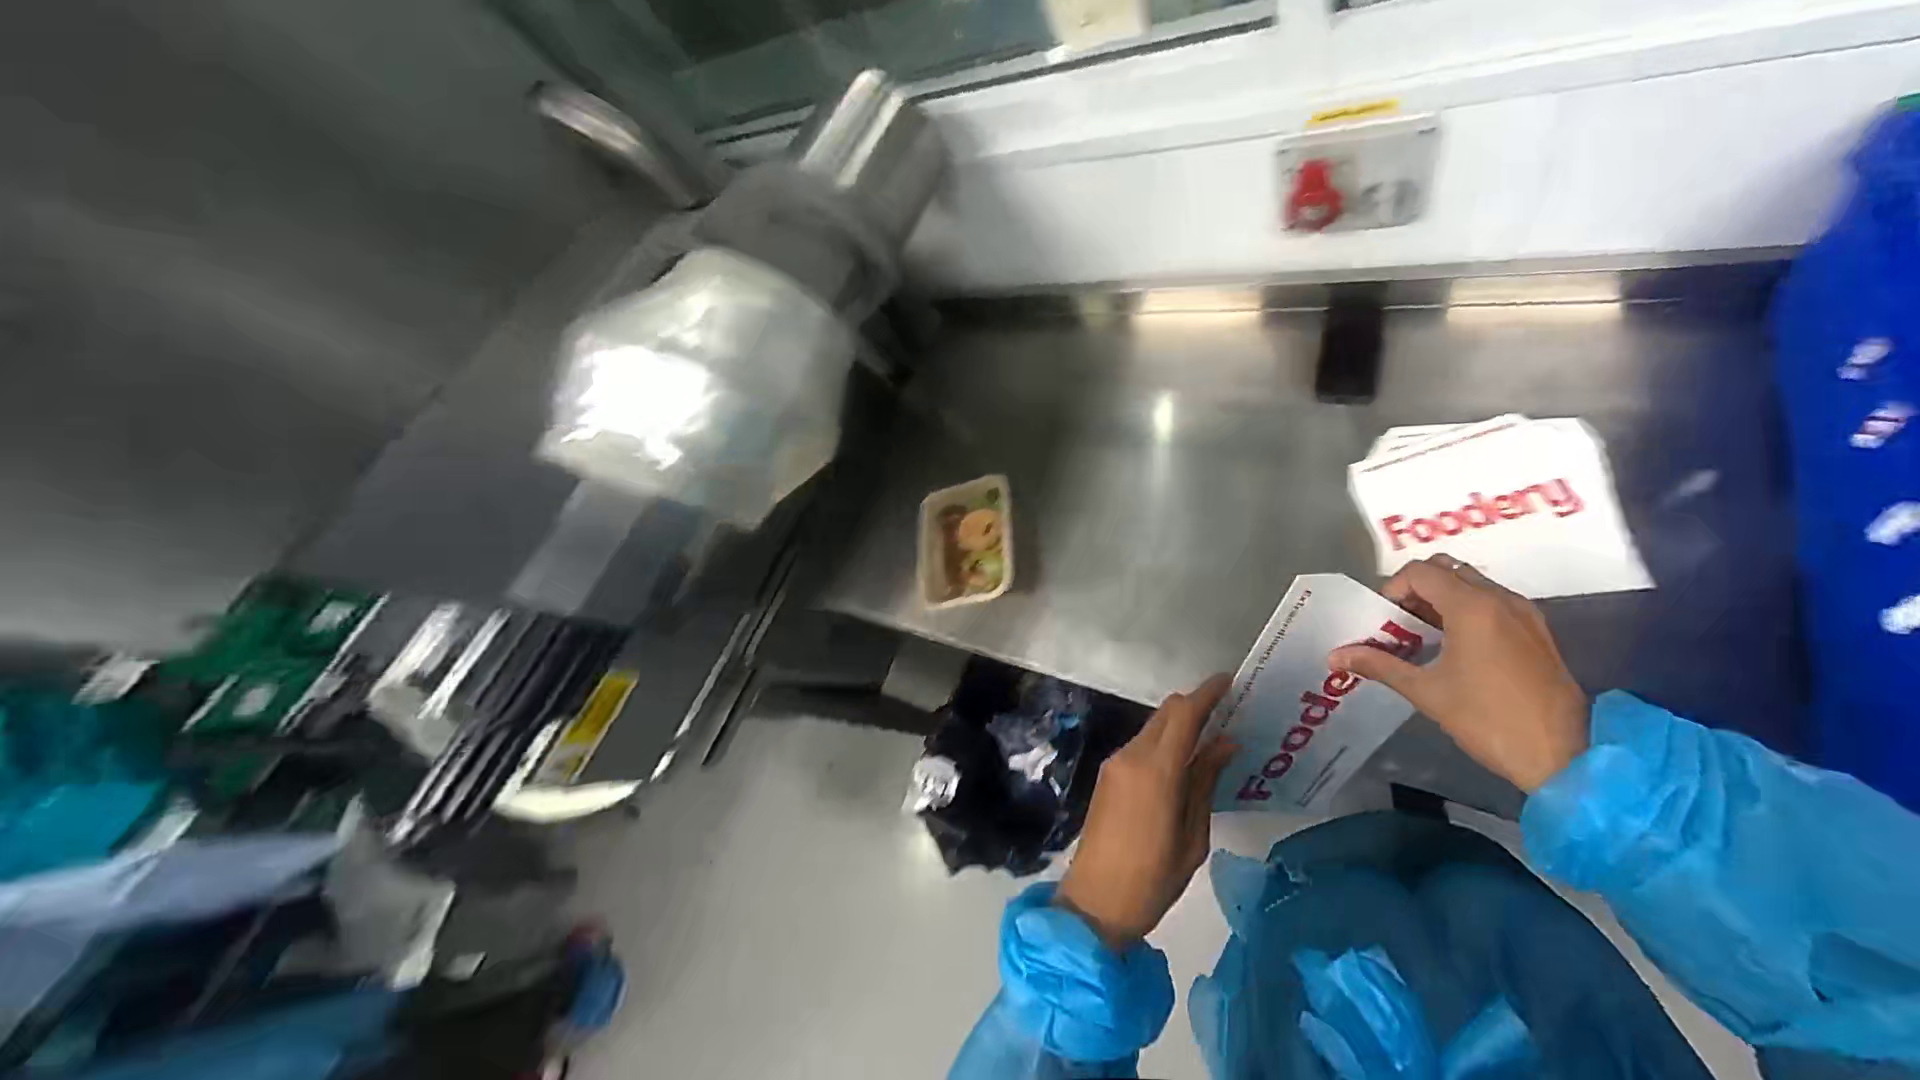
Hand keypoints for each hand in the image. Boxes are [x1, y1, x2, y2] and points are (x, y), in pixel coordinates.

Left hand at [1055, 675, 1236, 947]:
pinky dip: (1163, 742)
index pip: (1183, 714)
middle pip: (1165, 714)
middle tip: (1226, 711)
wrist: (1095, 901)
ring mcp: (1115, 764)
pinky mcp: (1107, 776)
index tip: (1228, 681)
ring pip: (1151, 728)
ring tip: (1210, 737)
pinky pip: (1140, 746)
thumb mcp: (1192, 835)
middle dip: (1194, 706)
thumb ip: (1205, 782)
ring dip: (1178, 725)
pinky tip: (1183, 759)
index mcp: (1156, 770)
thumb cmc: (1154, 877)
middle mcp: (1131, 756)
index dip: (1206, 694)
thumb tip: (1224, 742)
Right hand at [1328, 556, 1589, 793]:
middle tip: (1399, 623)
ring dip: (1441, 599)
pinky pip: (1492, 602)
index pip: (1420, 572)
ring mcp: (1525, 614)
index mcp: (1473, 608)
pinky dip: (1466, 611)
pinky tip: (1454, 647)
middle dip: (1416, 589)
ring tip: (1423, 637)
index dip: (1393, 589)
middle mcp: (1501, 600)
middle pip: (1447, 570)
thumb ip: (1379, 664)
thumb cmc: (1488, 719)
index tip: (1382, 620)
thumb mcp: (1426, 691)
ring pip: (1471, 584)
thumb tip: (1334, 656)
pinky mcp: (1537, 632)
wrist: (1566, 755)